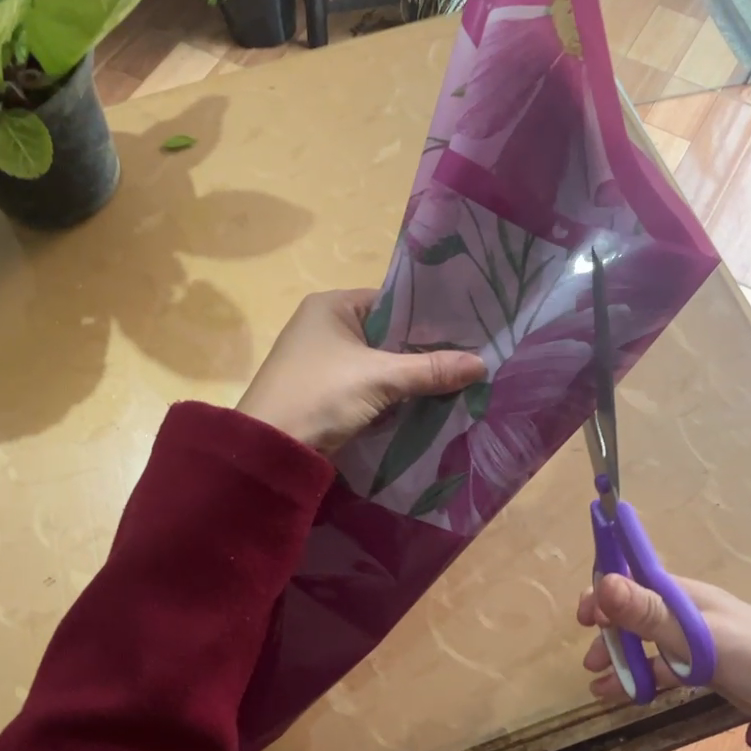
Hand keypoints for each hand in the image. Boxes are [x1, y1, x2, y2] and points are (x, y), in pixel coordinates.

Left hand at [236, 290, 487, 452]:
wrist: (268, 449)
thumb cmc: (319, 396)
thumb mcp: (379, 379)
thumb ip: (430, 370)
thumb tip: (481, 363)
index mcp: (332, 305)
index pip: (393, 301)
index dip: (429, 316)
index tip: (468, 331)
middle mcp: (325, 326)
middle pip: (388, 334)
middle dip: (424, 350)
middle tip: (470, 358)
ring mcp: (323, 362)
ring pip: (380, 363)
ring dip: (410, 376)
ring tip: (458, 380)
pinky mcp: (325, 393)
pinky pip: (369, 387)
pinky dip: (393, 395)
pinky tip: (426, 403)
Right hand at [577, 574, 750, 728]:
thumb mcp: (697, 637)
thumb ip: (649, 613)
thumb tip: (602, 583)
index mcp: (681, 594)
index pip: (631, 579)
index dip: (603, 593)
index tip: (583, 620)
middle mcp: (682, 611)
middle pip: (632, 613)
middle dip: (607, 632)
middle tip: (591, 661)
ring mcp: (691, 640)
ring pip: (643, 643)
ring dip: (619, 658)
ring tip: (596, 681)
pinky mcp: (701, 667)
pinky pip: (660, 668)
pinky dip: (639, 679)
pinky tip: (618, 696)